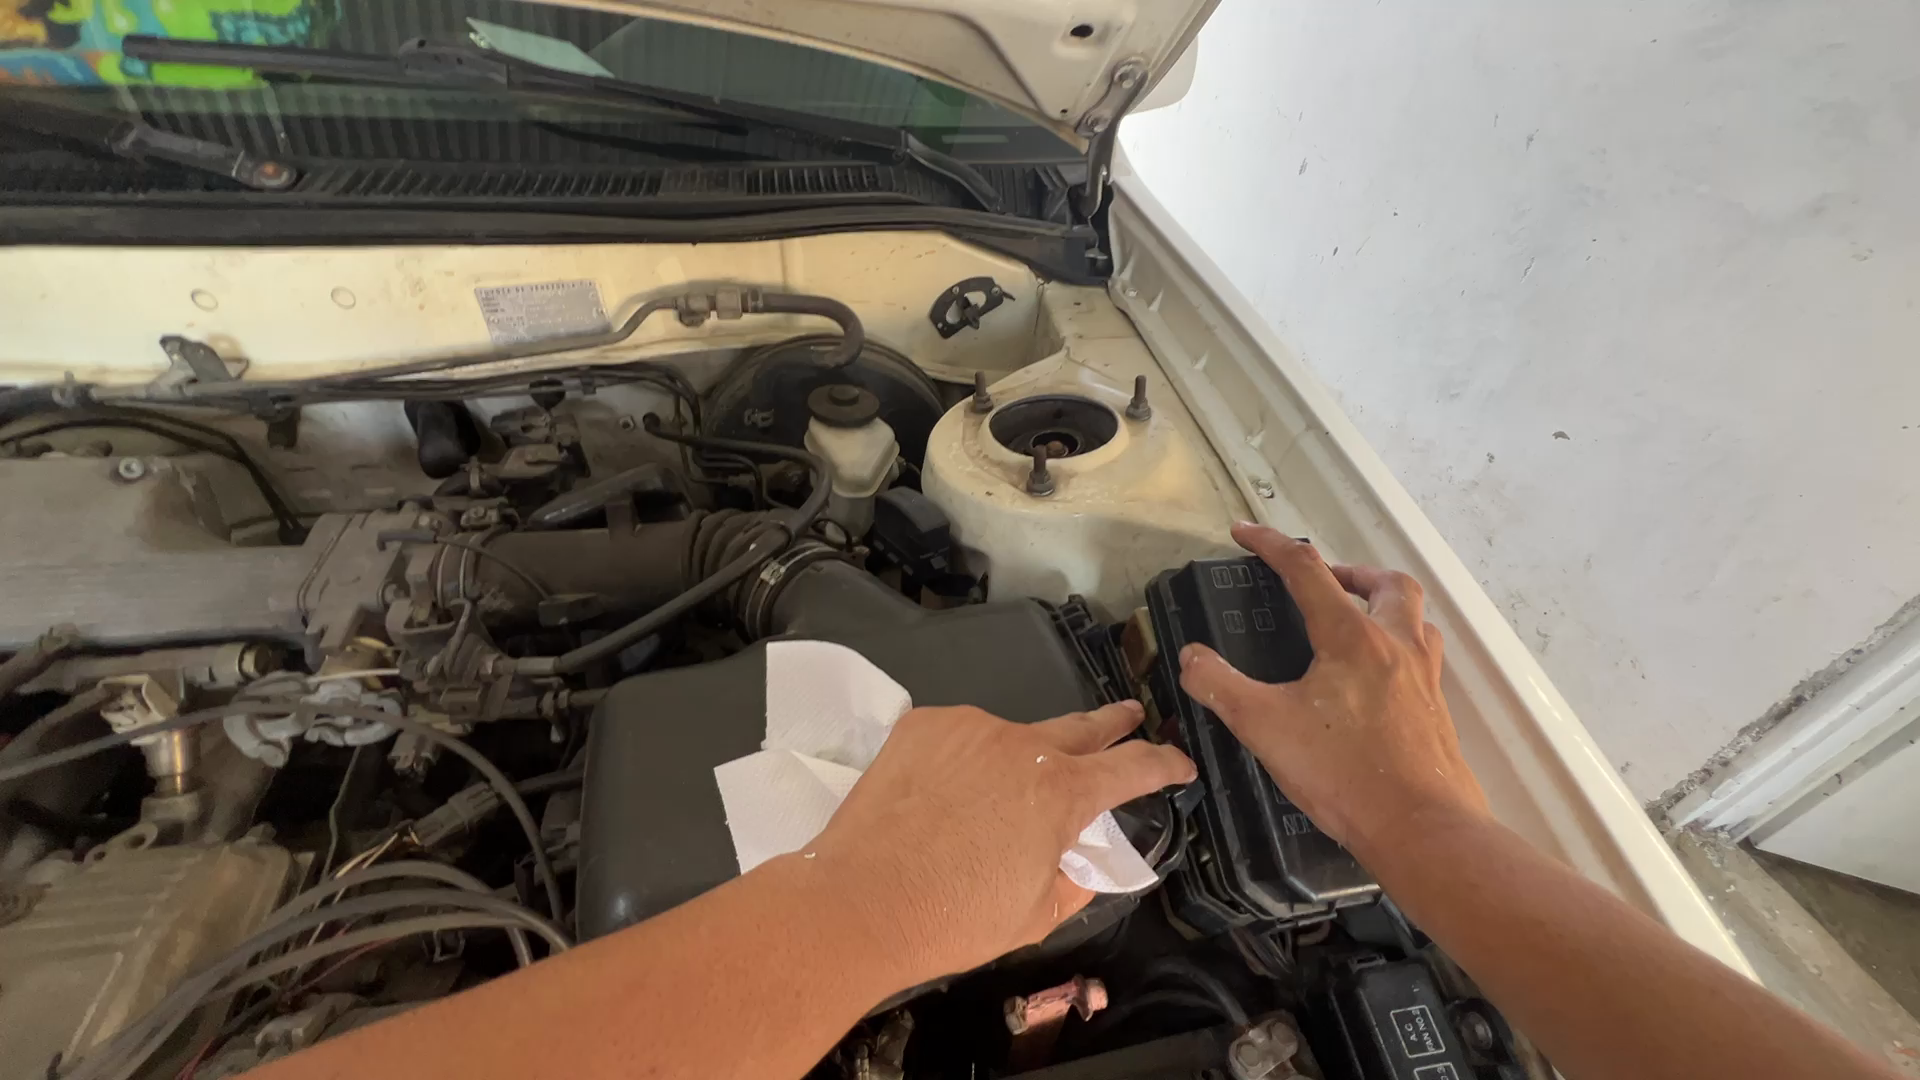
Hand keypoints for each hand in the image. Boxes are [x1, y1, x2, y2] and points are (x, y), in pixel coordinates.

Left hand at [805, 701, 1194, 982]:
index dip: (1162, 763)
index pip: (1131, 767)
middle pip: (1080, 725)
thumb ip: (1073, 873)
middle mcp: (1021, 744)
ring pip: (1009, 737)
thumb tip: (1083, 852)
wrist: (860, 900)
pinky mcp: (926, 722)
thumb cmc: (955, 917)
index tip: (1179, 762)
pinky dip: (965, 758)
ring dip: (1014, 760)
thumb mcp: (1035, 911)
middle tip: (1129, 713)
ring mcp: (970, 726)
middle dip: (1112, 722)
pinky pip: (961, 735)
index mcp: (1059, 792)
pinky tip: (943, 792)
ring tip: (989, 801)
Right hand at [1178, 523, 1489, 859]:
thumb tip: (1190, 657)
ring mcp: (1423, 678)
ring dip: (1381, 602)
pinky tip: (1369, 677)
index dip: (1269, 544)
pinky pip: (1420, 654)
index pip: (1305, 570)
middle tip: (1318, 581)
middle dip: (1347, 570)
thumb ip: (1217, 684)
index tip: (1241, 532)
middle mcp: (1394, 645)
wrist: (1422, 831)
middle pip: (1385, 582)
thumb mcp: (1261, 725)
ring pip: (1413, 616)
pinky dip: (1394, 643)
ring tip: (1349, 618)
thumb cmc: (1341, 772)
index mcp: (1351, 638)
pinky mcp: (1435, 710)